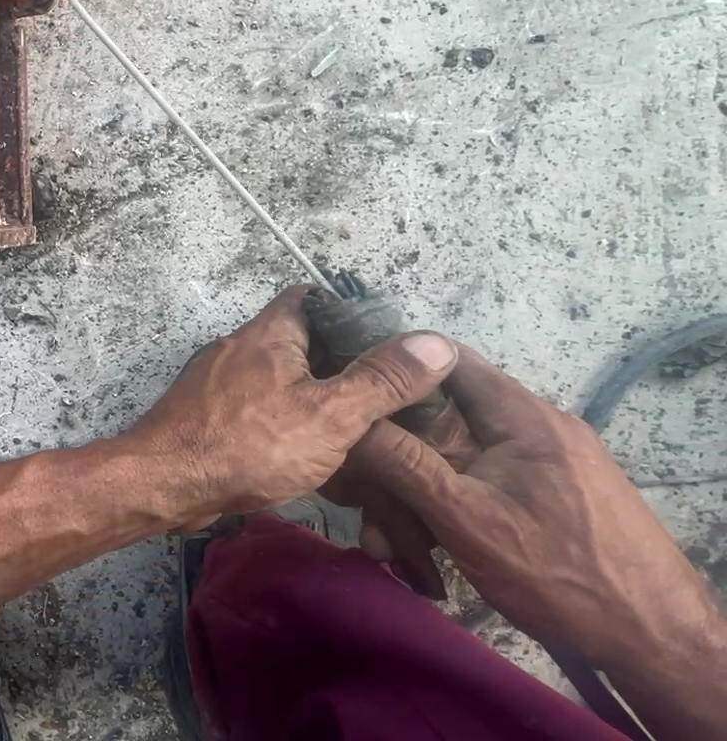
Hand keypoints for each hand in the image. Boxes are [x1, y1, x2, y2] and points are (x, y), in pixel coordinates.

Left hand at [124, 286, 459, 526]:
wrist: (166, 482)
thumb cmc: (248, 444)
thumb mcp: (330, 413)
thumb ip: (381, 380)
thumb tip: (435, 342)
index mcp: (266, 334)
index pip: (312, 299)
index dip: (356, 311)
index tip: (398, 341)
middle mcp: (239, 349)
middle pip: (303, 342)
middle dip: (348, 364)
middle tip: (400, 395)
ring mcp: (220, 381)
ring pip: (284, 379)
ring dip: (323, 398)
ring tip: (373, 427)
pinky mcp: (211, 413)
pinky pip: (262, 408)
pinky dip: (292, 421)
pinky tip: (323, 452)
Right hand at [350, 347, 726, 738]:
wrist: (664, 650)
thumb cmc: (563, 576)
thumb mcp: (464, 517)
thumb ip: (401, 460)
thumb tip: (346, 415)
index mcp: (522, 417)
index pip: (442, 357)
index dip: (387, 364)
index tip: (344, 392)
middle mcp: (534, 427)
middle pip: (437, 416)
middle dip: (390, 456)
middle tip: (356, 499)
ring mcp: (542, 460)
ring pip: (450, 455)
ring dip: (410, 493)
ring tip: (389, 543)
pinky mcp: (544, 492)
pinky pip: (474, 480)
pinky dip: (441, 507)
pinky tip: (419, 548)